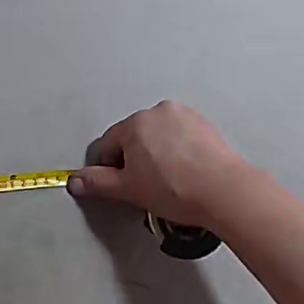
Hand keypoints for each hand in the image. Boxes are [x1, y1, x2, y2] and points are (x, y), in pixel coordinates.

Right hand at [67, 101, 264, 231]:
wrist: (225, 191)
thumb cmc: (180, 188)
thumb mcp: (129, 189)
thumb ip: (98, 182)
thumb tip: (78, 181)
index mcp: (135, 124)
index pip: (108, 144)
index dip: (109, 168)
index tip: (119, 184)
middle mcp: (158, 113)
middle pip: (134, 137)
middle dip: (135, 160)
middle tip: (146, 186)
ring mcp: (184, 116)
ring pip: (159, 136)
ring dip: (158, 154)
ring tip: (170, 181)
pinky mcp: (204, 125)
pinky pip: (181, 136)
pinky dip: (179, 151)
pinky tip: (186, 173)